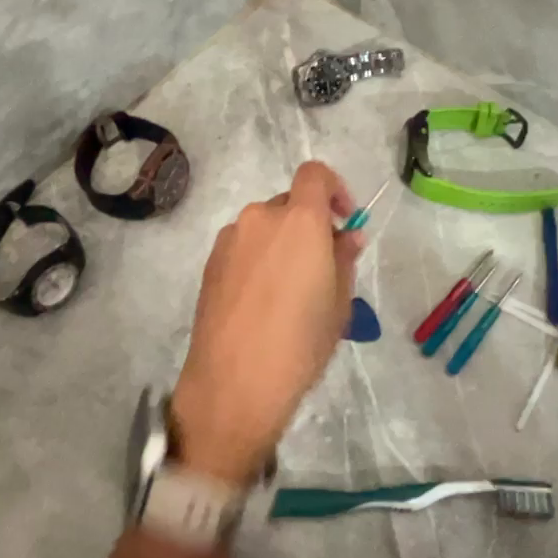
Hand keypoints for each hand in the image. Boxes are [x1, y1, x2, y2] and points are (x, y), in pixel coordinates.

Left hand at [171, 162, 360, 486]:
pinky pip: (243, 246)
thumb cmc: (299, 343)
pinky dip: (258, 259)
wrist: (233, 383)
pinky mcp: (210, 262)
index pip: (315, 174)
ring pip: (264, 226)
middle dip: (308, 225)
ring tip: (289, 292)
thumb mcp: (338, 303)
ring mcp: (230, 238)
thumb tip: (347, 235)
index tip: (344, 221)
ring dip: (281, 243)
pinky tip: (261, 302)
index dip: (335, 189)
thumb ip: (343, 258)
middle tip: (322, 268)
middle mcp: (261, 217)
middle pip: (289, 202)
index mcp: (299, 220)